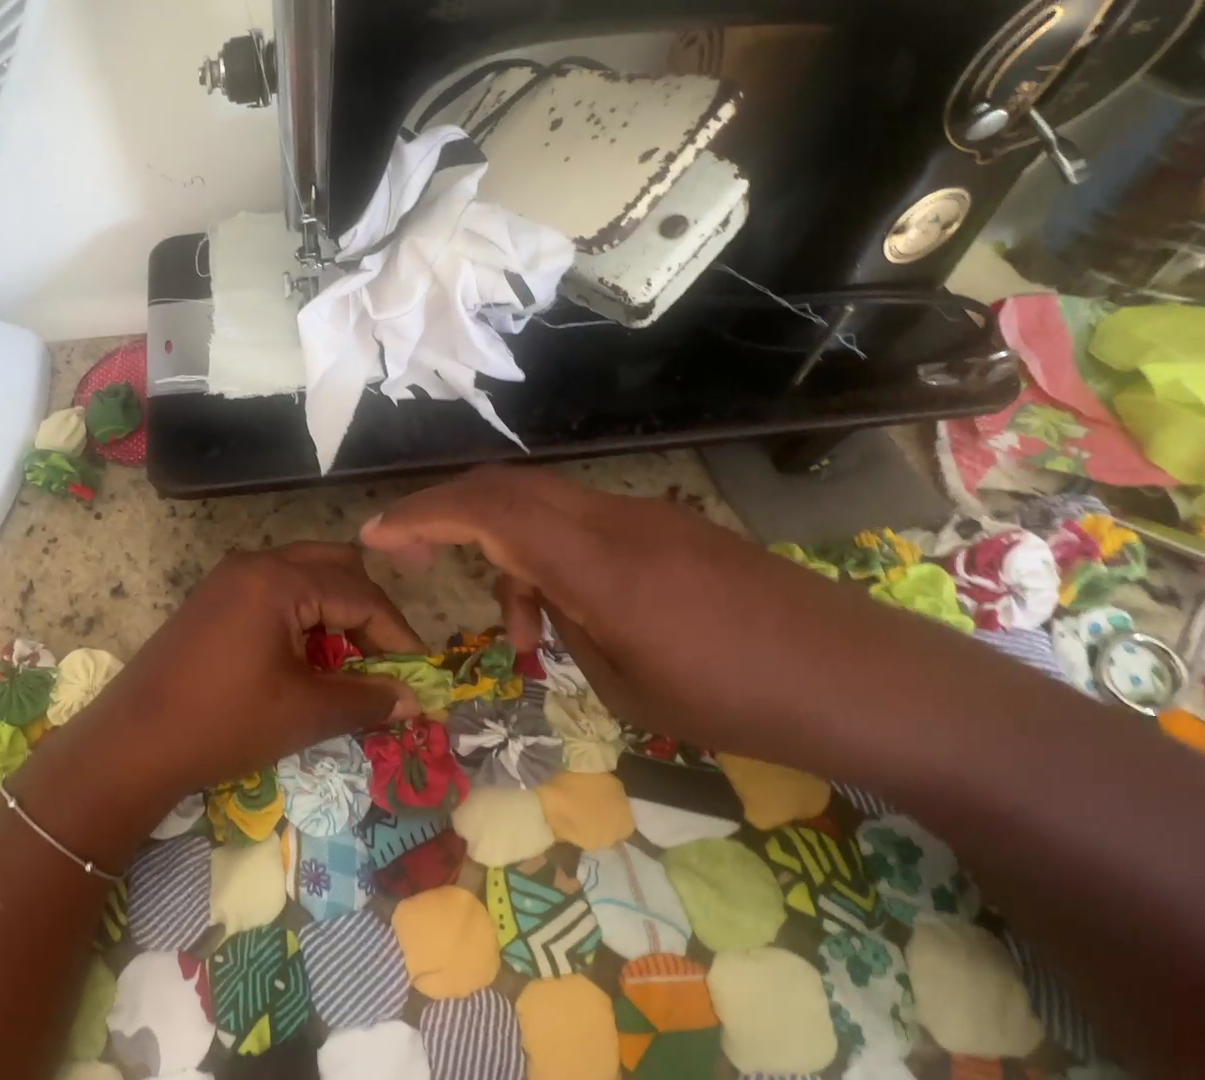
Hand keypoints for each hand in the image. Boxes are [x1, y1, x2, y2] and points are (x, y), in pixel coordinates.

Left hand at [74, 542, 423, 796]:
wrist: (132, 744)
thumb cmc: (222, 723)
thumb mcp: (304, 713)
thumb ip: (366, 699)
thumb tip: (413, 701)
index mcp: (279, 580)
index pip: (360, 595)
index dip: (397, 635)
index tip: (418, 674)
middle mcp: (253, 564)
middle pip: (334, 567)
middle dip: (368, 611)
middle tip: (384, 659)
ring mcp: (226, 579)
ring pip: (303, 575)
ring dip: (334, 611)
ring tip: (348, 662)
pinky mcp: (211, 600)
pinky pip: (273, 591)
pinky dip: (302, 615)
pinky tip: (305, 658)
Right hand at [358, 465, 952, 758]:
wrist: (862, 680)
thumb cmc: (737, 702)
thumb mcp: (625, 685)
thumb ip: (568, 625)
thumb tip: (543, 601)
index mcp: (596, 564)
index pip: (487, 513)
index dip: (420, 516)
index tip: (372, 536)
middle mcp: (615, 522)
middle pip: (506, 486)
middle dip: (443, 511)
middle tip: (403, 549)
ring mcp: (648, 518)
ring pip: (543, 502)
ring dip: (502, 545)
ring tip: (517, 629)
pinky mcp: (672, 530)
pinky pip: (584, 522)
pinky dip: (547, 554)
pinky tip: (566, 614)